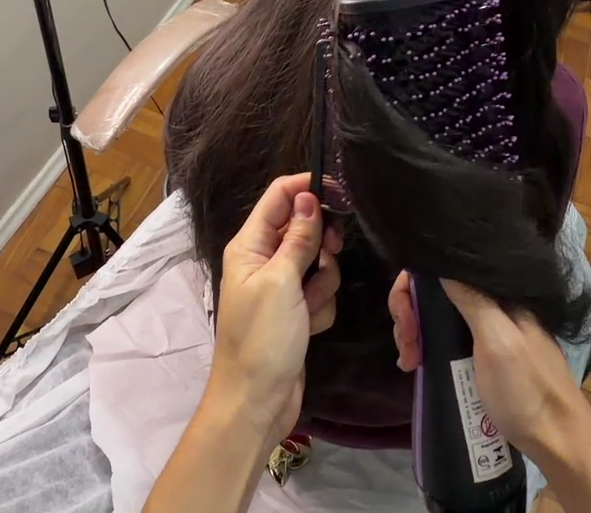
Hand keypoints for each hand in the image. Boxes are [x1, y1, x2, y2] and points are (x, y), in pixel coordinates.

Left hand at [206, 173, 341, 447]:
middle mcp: (263, 259)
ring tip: (310, 305)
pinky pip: (320, 291)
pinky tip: (311, 326)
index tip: (340, 192)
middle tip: (327, 257)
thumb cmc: (262, 338)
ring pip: (317, 261)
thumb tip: (308, 195)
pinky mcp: (295, 311)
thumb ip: (298, 237)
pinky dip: (321, 306)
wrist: (256, 403)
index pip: (279, 196)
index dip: (307, 187)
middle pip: (303, 226)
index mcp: (250, 244)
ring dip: (323, 281)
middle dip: (320, 242)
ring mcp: (280, 286)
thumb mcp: (281, 282)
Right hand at [388, 272, 589, 464]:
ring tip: (410, 362)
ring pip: (435, 316)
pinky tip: (416, 365)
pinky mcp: (477, 355)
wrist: (558, 443)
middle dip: (410, 313)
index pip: (445, 269)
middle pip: (435, 292)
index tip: (406, 317)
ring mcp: (482, 331)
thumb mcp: (498, 342)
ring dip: (413, 333)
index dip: (415, 286)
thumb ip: (472, 299)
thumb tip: (442, 260)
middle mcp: (488, 305)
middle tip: (406, 346)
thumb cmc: (527, 389)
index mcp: (496, 293)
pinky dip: (424, 347)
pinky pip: (442, 338)